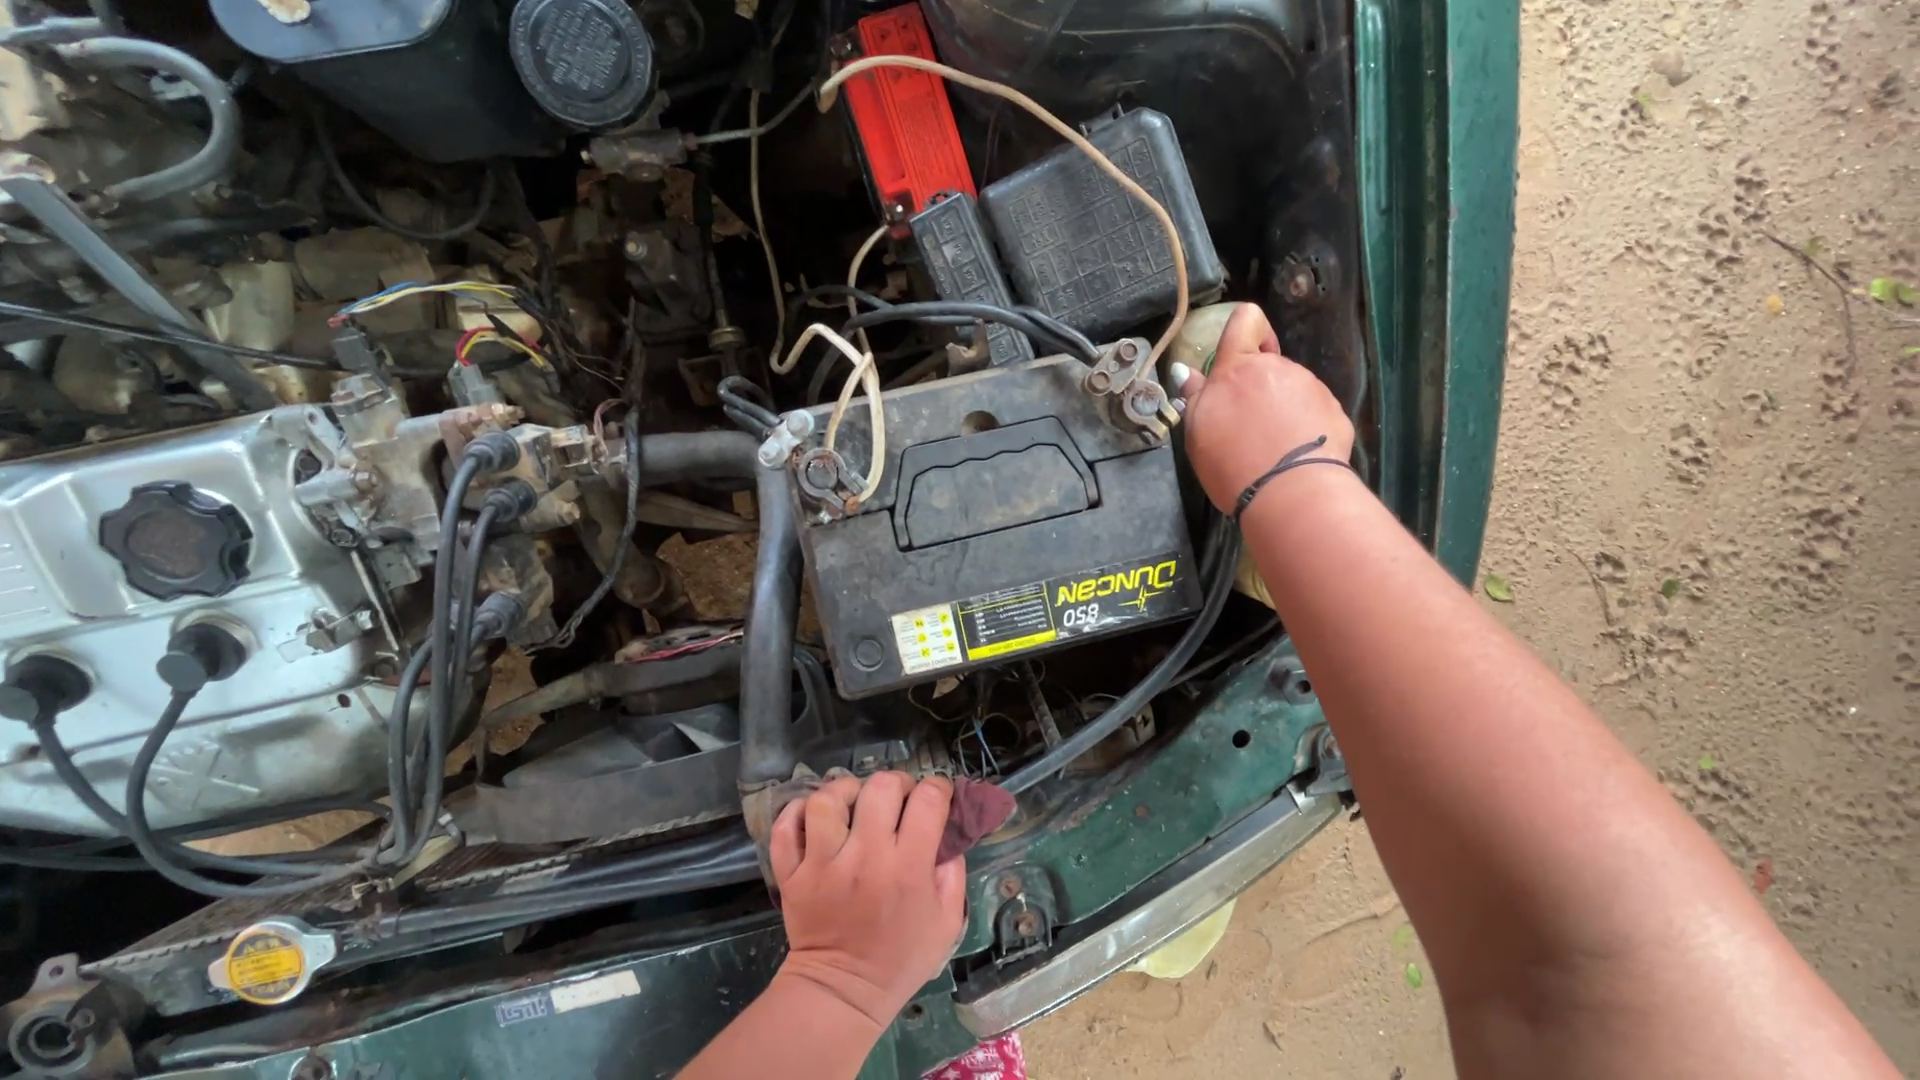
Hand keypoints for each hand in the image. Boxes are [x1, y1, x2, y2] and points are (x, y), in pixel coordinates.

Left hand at [770, 772, 966, 1027]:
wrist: (842, 994)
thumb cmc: (900, 958)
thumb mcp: (947, 922)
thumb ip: (953, 872)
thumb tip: (947, 832)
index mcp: (908, 868)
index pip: (928, 800)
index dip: (938, 787)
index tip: (937, 795)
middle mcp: (864, 857)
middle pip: (879, 788)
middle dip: (897, 783)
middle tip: (898, 800)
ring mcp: (822, 863)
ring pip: (827, 799)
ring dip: (845, 791)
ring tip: (854, 803)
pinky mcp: (791, 873)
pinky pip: (786, 826)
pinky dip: (797, 812)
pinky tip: (816, 817)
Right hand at [1171, 303, 1353, 513]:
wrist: (1290, 494)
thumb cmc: (1232, 463)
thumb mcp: (1197, 434)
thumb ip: (1196, 397)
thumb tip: (1187, 372)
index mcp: (1239, 369)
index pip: (1245, 320)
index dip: (1244, 334)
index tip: (1240, 362)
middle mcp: (1277, 369)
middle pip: (1267, 364)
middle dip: (1257, 387)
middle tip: (1245, 427)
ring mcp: (1310, 388)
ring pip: (1290, 389)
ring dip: (1280, 409)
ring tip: (1270, 448)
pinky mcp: (1334, 412)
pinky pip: (1313, 412)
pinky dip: (1302, 428)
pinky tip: (1293, 456)